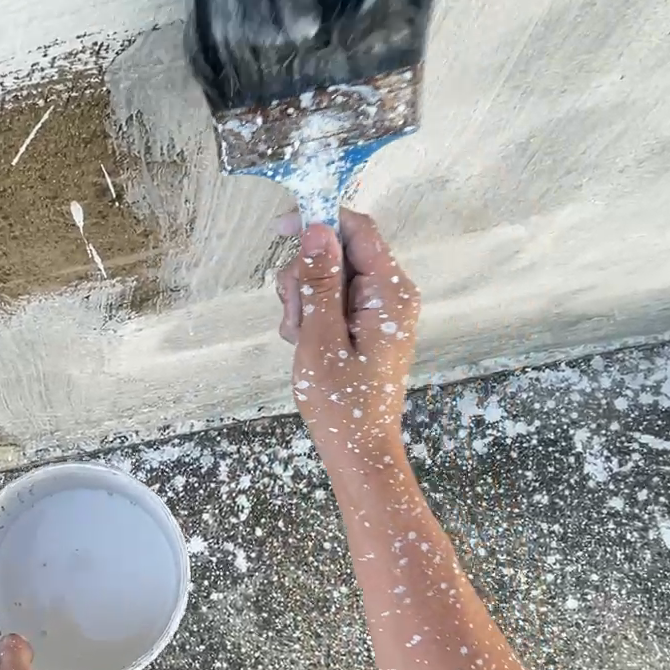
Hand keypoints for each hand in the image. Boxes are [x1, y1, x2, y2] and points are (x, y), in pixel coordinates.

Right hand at [276, 212, 420, 464]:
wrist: (357, 448)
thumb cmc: (341, 403)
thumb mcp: (320, 340)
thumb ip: (319, 283)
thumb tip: (316, 230)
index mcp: (389, 293)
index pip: (358, 230)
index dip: (319, 221)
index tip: (280, 227)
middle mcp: (389, 294)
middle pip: (337, 253)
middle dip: (304, 276)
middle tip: (293, 316)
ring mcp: (376, 310)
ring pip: (327, 278)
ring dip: (302, 301)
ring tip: (300, 340)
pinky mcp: (363, 326)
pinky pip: (330, 302)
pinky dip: (309, 317)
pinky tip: (305, 346)